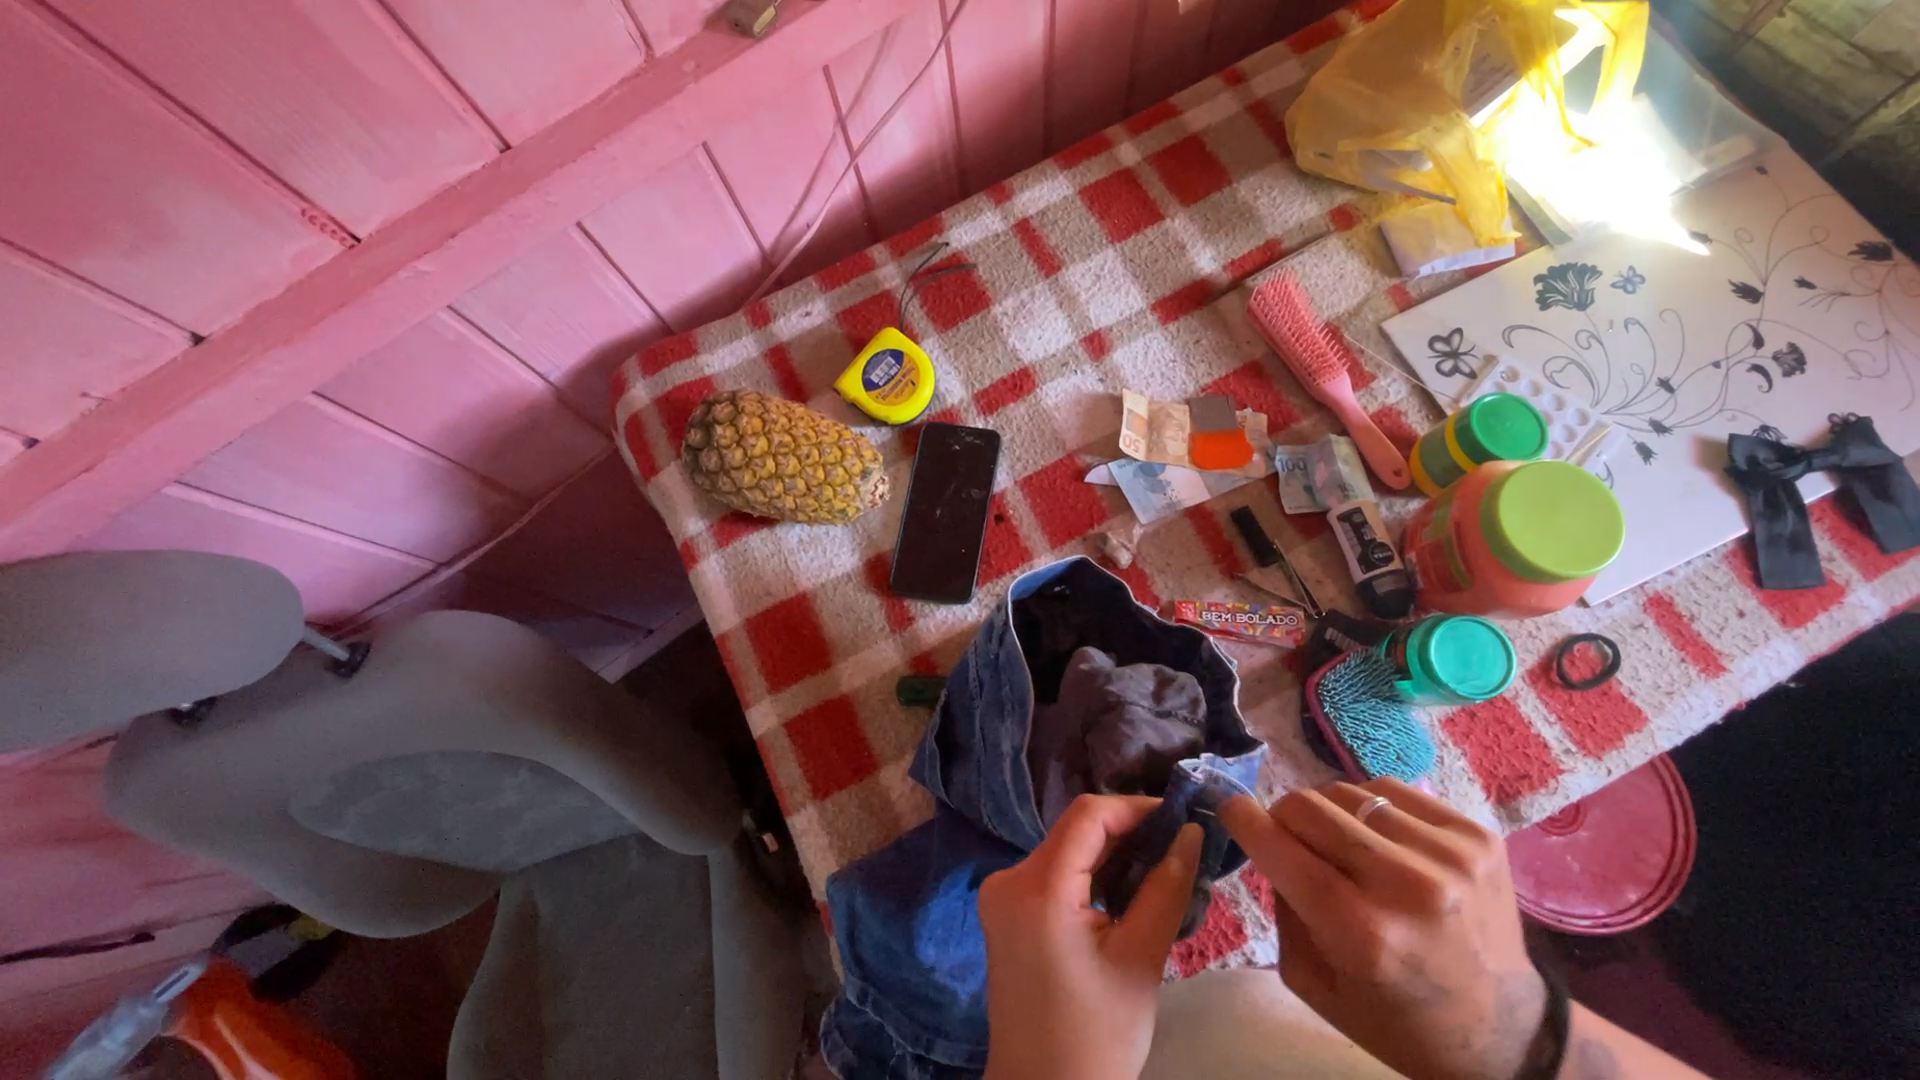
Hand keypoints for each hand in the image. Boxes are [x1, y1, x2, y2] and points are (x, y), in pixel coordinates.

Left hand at [979, 795, 1201, 1079]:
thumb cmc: (1097, 1035)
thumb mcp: (1141, 959)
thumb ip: (1165, 888)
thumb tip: (1190, 832)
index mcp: (1036, 889)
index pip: (1087, 816)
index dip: (1135, 808)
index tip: (1180, 818)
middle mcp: (1009, 879)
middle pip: (1074, 831)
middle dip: (1128, 832)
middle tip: (1180, 844)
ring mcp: (1001, 895)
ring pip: (1065, 850)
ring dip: (1111, 853)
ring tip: (1162, 867)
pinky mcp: (1006, 912)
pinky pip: (1053, 874)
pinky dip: (1090, 874)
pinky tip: (1126, 889)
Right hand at [1221, 779, 1545, 1079]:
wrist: (1505, 1031)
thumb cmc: (1395, 1017)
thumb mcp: (1315, 982)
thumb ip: (1284, 906)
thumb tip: (1270, 842)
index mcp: (1361, 933)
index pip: (1281, 848)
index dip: (1243, 818)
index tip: (1230, 807)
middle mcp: (1407, 886)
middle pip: (1308, 806)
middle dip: (1284, 818)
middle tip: (1290, 840)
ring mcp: (1449, 854)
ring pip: (1348, 792)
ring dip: (1330, 813)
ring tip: (1343, 845)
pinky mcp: (1477, 835)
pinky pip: (1391, 790)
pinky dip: (1371, 808)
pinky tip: (1382, 839)